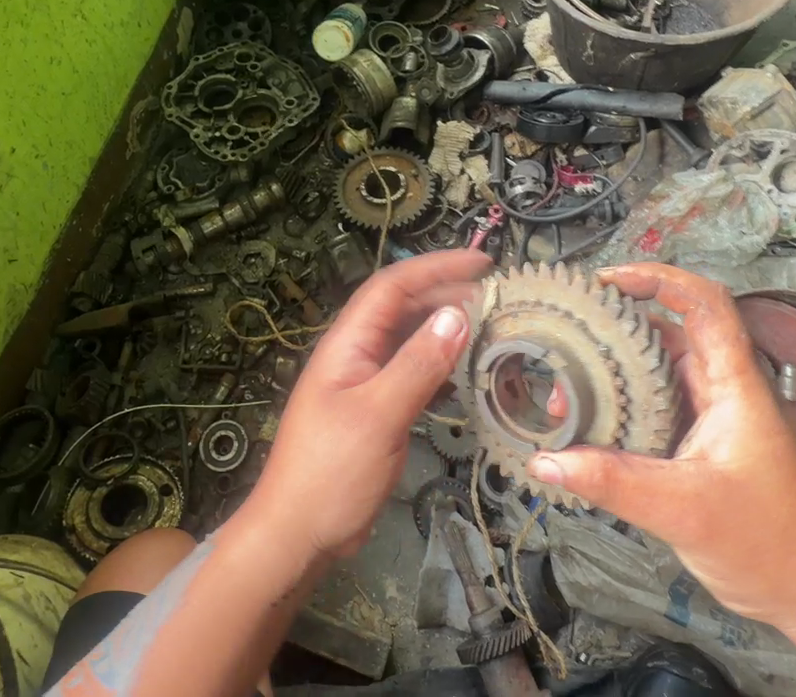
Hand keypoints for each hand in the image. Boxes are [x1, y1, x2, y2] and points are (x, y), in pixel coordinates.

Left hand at [242, 250, 492, 559]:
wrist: (298, 533)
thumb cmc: (331, 471)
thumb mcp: (378, 415)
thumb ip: (418, 364)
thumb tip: (458, 315)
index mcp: (348, 343)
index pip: (393, 287)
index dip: (436, 267)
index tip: (483, 262)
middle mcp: (356, 353)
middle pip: (403, 308)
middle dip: (446, 294)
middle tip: (498, 297)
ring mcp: (366, 382)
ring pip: (410, 340)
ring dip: (446, 328)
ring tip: (491, 327)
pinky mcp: (377, 410)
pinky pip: (413, 372)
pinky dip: (441, 365)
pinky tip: (467, 373)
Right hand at [525, 263, 795, 626]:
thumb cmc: (772, 546)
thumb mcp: (685, 511)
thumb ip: (612, 482)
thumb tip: (544, 461)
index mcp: (739, 388)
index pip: (706, 306)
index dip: (658, 279)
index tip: (605, 281)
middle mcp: (730, 392)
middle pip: (672, 335)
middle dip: (616, 334)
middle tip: (566, 346)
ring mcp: (722, 419)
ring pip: (663, 374)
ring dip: (617, 377)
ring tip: (570, 396)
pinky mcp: (712, 445)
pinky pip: (663, 408)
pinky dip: (627, 408)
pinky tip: (595, 428)